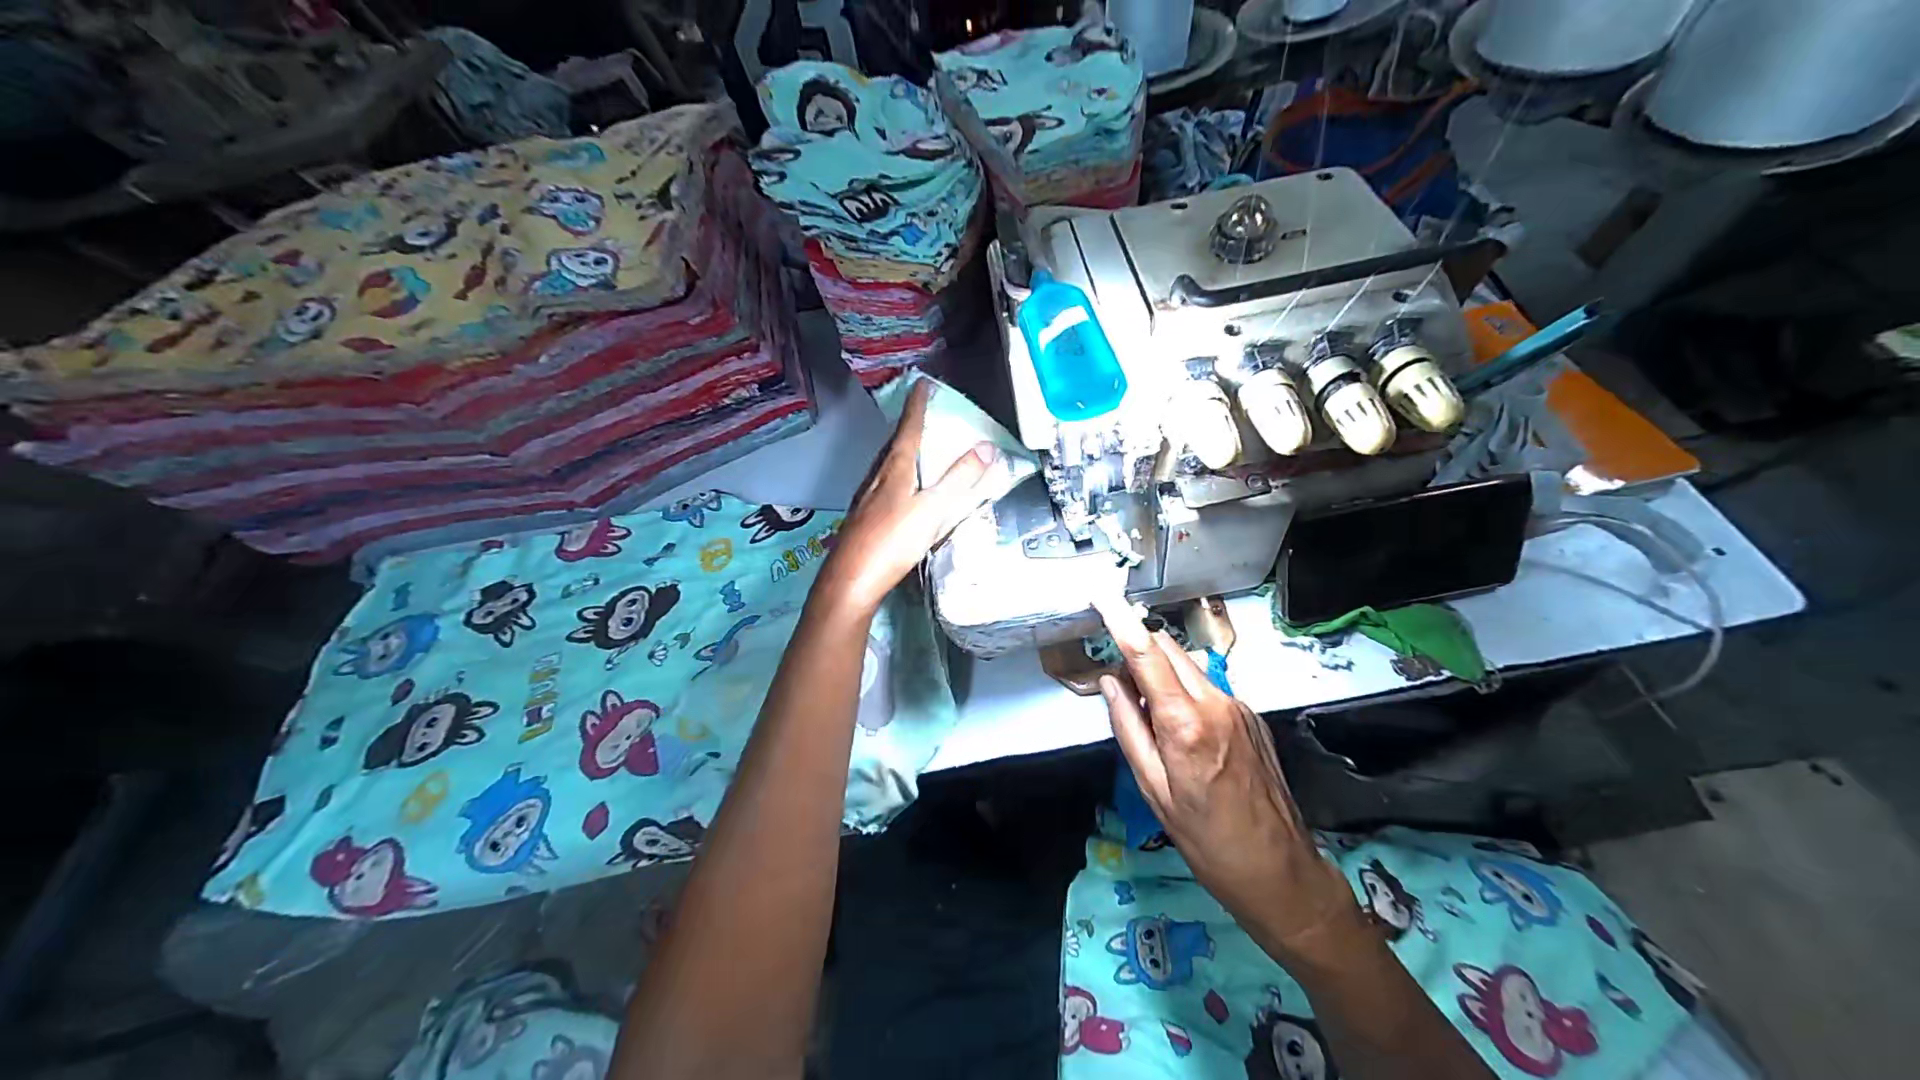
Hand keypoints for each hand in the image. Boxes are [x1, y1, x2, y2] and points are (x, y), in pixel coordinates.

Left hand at [816, 381, 996, 616]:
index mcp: (896, 468)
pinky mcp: (862, 516)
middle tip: (921, 412)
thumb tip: (986, 447)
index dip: (918, 405)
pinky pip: (881, 482)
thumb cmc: (892, 541)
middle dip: (908, 425)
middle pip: (894, 443)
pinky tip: (895, 487)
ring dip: (900, 449)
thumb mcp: (933, 509)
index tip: (922, 383)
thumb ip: (959, 479)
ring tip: (912, 446)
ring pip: (885, 463)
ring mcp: (866, 496)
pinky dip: (894, 473)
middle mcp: (877, 476)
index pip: (909, 427)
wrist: (851, 580)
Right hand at [1093, 596, 1358, 960]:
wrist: (1280, 871)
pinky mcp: (1251, 716)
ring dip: (1161, 670)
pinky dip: (1183, 689)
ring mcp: (1239, 707)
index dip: (1121, 620)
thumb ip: (1128, 728)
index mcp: (1186, 723)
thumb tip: (1111, 684)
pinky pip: (1207, 686)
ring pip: (1189, 666)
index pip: (1146, 654)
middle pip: (1169, 649)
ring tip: (1147, 712)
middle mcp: (1217, 703)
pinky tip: (1179, 727)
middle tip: (1116, 671)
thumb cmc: (1206, 840)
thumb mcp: (1153, 790)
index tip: (1102, 595)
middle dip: (1138, 647)